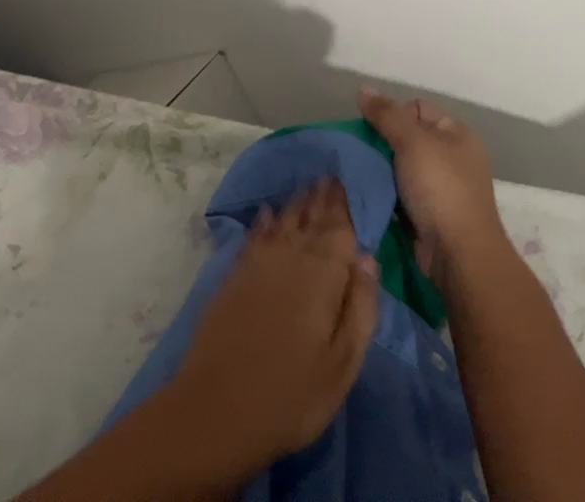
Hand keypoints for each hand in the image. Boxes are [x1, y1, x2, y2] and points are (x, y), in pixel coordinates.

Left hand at [168, 180, 379, 467]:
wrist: (216, 410)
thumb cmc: (293, 394)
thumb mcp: (344, 361)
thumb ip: (360, 306)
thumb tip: (367, 257)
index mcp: (322, 275)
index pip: (338, 229)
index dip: (342, 205)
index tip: (345, 179)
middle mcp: (288, 259)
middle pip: (308, 220)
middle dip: (319, 198)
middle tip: (327, 175)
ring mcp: (255, 268)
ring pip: (281, 224)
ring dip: (294, 205)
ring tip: (305, 188)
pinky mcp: (232, 281)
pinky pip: (253, 239)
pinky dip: (262, 223)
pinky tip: (265, 214)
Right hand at [358, 88, 502, 263]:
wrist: (457, 253)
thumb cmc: (440, 190)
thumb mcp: (413, 143)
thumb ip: (387, 115)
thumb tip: (363, 89)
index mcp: (456, 135)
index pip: (417, 109)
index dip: (392, 114)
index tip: (369, 130)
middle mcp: (451, 158)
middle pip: (406, 138)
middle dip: (380, 144)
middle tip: (355, 152)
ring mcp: (439, 188)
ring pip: (398, 168)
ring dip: (378, 171)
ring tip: (353, 173)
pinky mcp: (426, 213)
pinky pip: (398, 194)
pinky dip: (382, 193)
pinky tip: (363, 194)